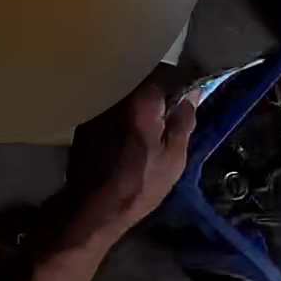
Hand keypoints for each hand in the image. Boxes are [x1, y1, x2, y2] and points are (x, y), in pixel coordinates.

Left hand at [56, 66, 196, 250]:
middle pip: (146, 75)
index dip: (185, 81)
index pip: (170, 72)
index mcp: (142, 100)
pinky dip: (126, 108)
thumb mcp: (174, 156)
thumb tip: (192, 95)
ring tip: (155, 118)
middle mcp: (117, 94)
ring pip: (128, 88)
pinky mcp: (87, 119)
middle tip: (176, 106)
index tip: (194, 93)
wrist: (94, 208)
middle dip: (163, 85)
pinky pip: (114, 102)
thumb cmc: (140, 184)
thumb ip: (184, 120)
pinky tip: (131, 129)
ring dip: (143, 96)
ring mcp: (99, 106)